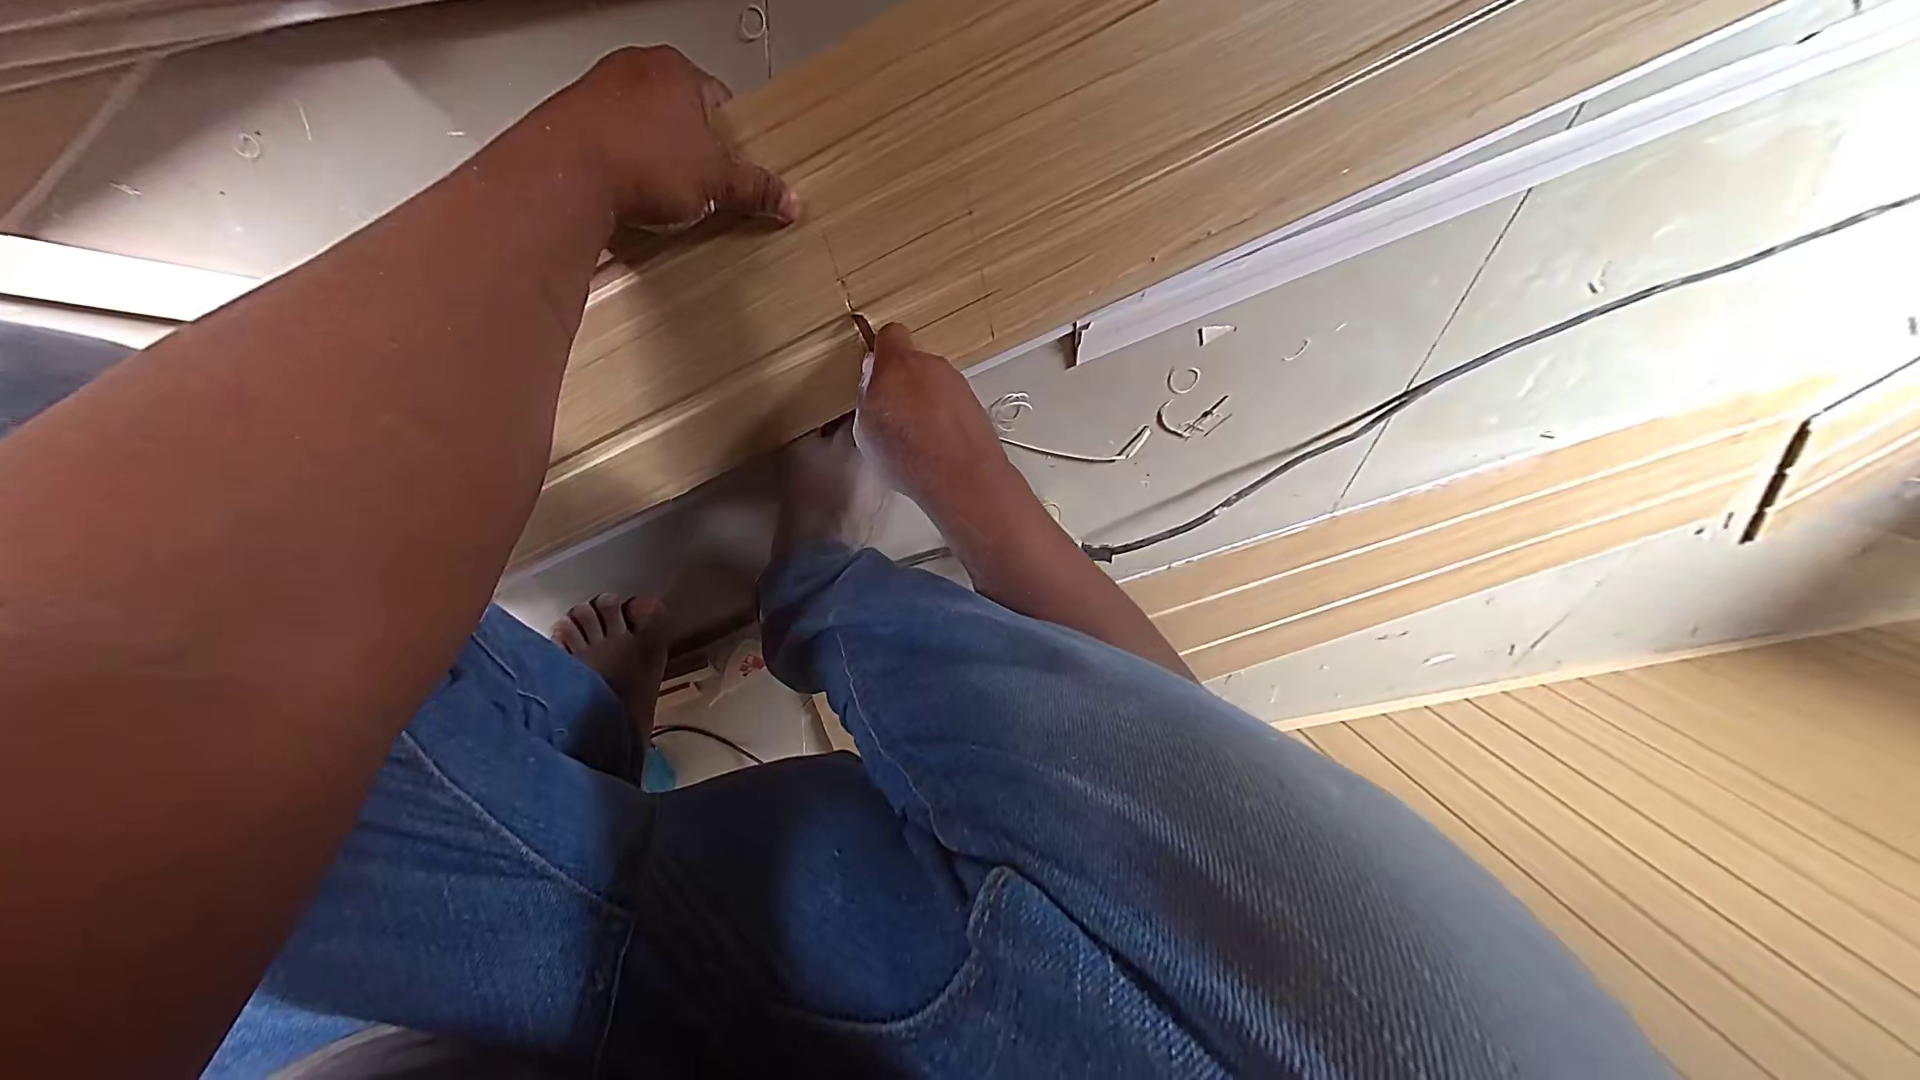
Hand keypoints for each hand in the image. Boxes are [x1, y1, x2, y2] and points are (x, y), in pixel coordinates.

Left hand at [542, 46, 798, 229]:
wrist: (567, 175)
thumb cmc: (638, 160)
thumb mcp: (718, 182)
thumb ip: (756, 189)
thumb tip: (786, 198)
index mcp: (676, 71)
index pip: (723, 102)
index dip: (735, 142)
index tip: (738, 170)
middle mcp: (635, 70)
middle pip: (683, 117)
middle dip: (697, 154)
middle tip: (708, 189)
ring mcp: (600, 93)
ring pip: (647, 131)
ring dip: (661, 163)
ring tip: (671, 198)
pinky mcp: (575, 122)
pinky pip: (616, 147)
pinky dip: (629, 171)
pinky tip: (637, 197)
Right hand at [855, 323, 1015, 513]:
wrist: (962, 477)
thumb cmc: (914, 456)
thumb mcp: (866, 429)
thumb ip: (867, 395)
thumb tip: (870, 384)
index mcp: (898, 364)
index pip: (889, 336)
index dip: (881, 354)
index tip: (874, 374)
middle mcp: (931, 366)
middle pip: (913, 362)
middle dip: (902, 383)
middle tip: (891, 413)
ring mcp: (957, 383)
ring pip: (933, 383)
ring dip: (924, 401)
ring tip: (914, 436)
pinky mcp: (974, 402)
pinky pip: (951, 402)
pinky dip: (943, 416)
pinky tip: (935, 444)